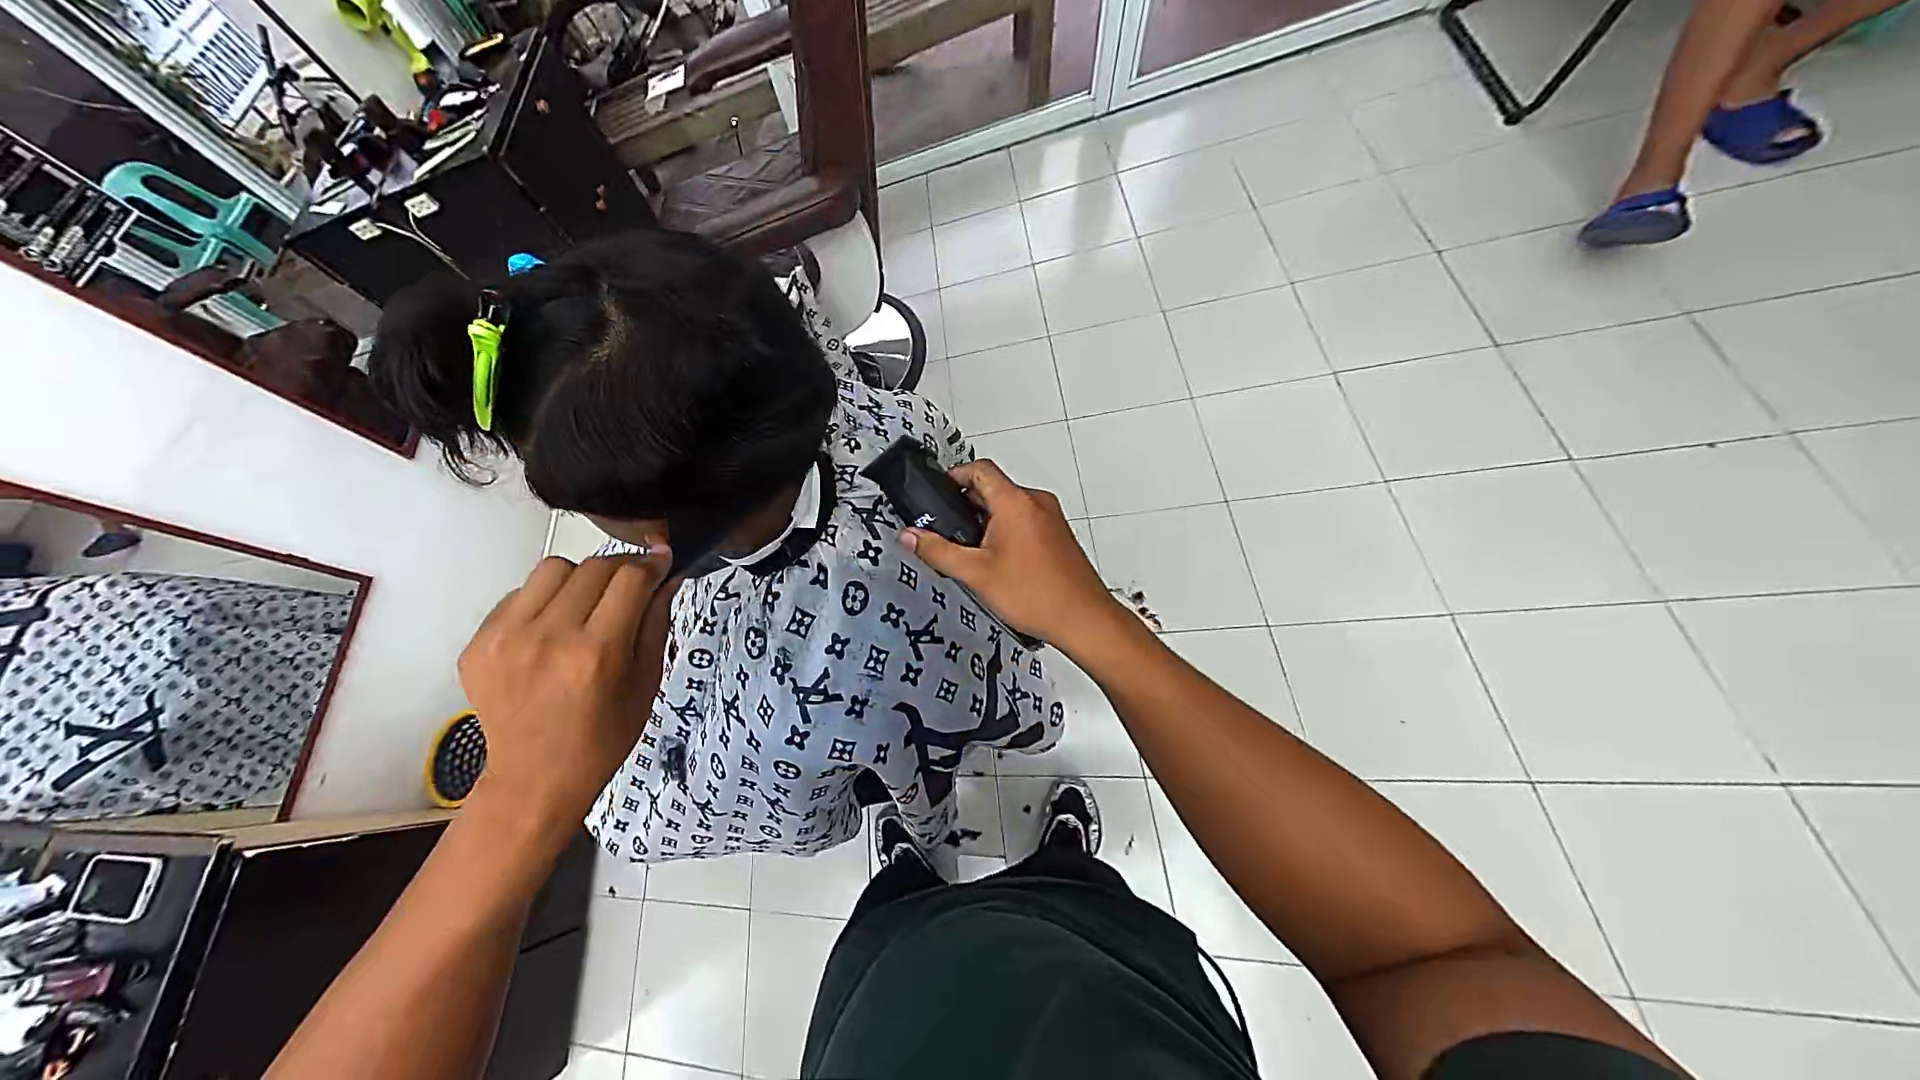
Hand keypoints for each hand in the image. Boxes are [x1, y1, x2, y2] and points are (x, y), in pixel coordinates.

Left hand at [456, 549, 674, 840]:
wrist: (536, 777)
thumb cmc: (601, 738)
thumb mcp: (647, 681)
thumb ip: (657, 622)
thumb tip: (666, 577)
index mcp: (597, 653)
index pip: (631, 578)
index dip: (652, 563)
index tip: (661, 561)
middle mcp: (549, 638)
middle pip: (595, 566)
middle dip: (622, 569)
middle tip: (632, 585)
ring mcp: (507, 639)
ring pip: (554, 568)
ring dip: (581, 577)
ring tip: (588, 603)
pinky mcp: (478, 643)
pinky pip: (519, 593)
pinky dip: (544, 599)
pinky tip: (554, 626)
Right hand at [901, 460, 1117, 645]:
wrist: (1082, 618)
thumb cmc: (1041, 596)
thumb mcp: (975, 573)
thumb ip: (938, 551)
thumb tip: (912, 536)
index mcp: (1016, 503)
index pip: (979, 469)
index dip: (953, 476)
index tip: (939, 492)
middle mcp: (1037, 503)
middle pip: (993, 488)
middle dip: (967, 506)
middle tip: (949, 529)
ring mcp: (1051, 518)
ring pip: (1009, 506)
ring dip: (987, 521)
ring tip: (974, 552)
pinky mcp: (1057, 534)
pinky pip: (1025, 520)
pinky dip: (1006, 531)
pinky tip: (998, 562)